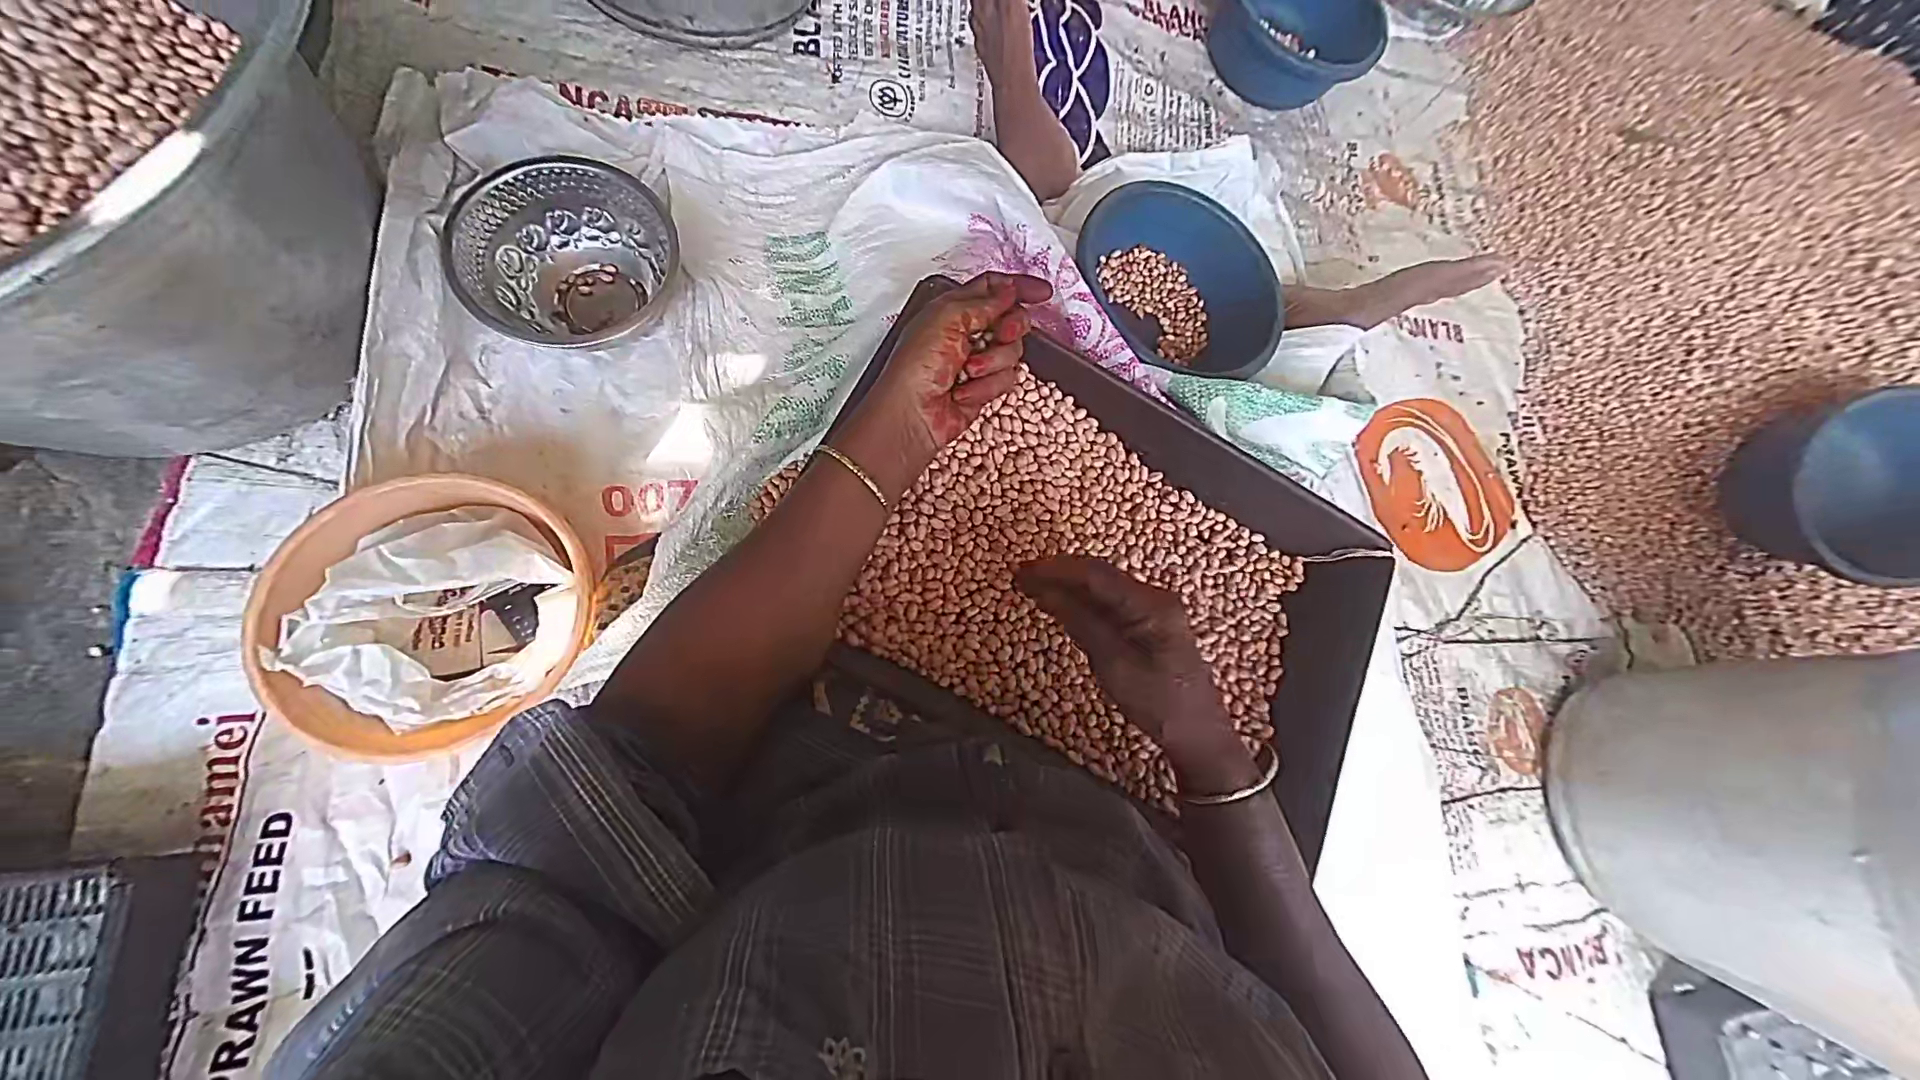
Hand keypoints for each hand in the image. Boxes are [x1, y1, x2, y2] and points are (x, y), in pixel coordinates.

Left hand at [835, 273, 1052, 498]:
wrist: (912, 414)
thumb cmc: (915, 368)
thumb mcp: (947, 319)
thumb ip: (983, 302)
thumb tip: (1009, 291)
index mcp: (954, 309)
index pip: (993, 288)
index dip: (1019, 287)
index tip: (1042, 293)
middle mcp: (967, 333)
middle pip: (1011, 319)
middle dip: (1011, 327)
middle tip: (1002, 335)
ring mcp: (977, 362)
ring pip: (1012, 352)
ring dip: (993, 363)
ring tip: (968, 371)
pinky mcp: (984, 388)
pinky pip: (1006, 380)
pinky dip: (987, 387)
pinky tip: (964, 391)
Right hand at [1017, 555, 1257, 788]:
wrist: (1198, 733)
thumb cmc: (1158, 703)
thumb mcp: (1113, 664)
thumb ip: (1081, 622)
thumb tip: (1045, 591)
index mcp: (1151, 604)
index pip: (1095, 574)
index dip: (1056, 569)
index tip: (1024, 571)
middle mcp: (1155, 597)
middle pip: (1099, 575)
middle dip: (1059, 573)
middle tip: (1022, 576)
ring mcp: (1154, 609)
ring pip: (1103, 587)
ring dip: (1068, 586)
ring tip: (1033, 587)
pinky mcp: (1149, 622)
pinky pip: (1110, 603)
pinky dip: (1082, 602)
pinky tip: (1061, 604)